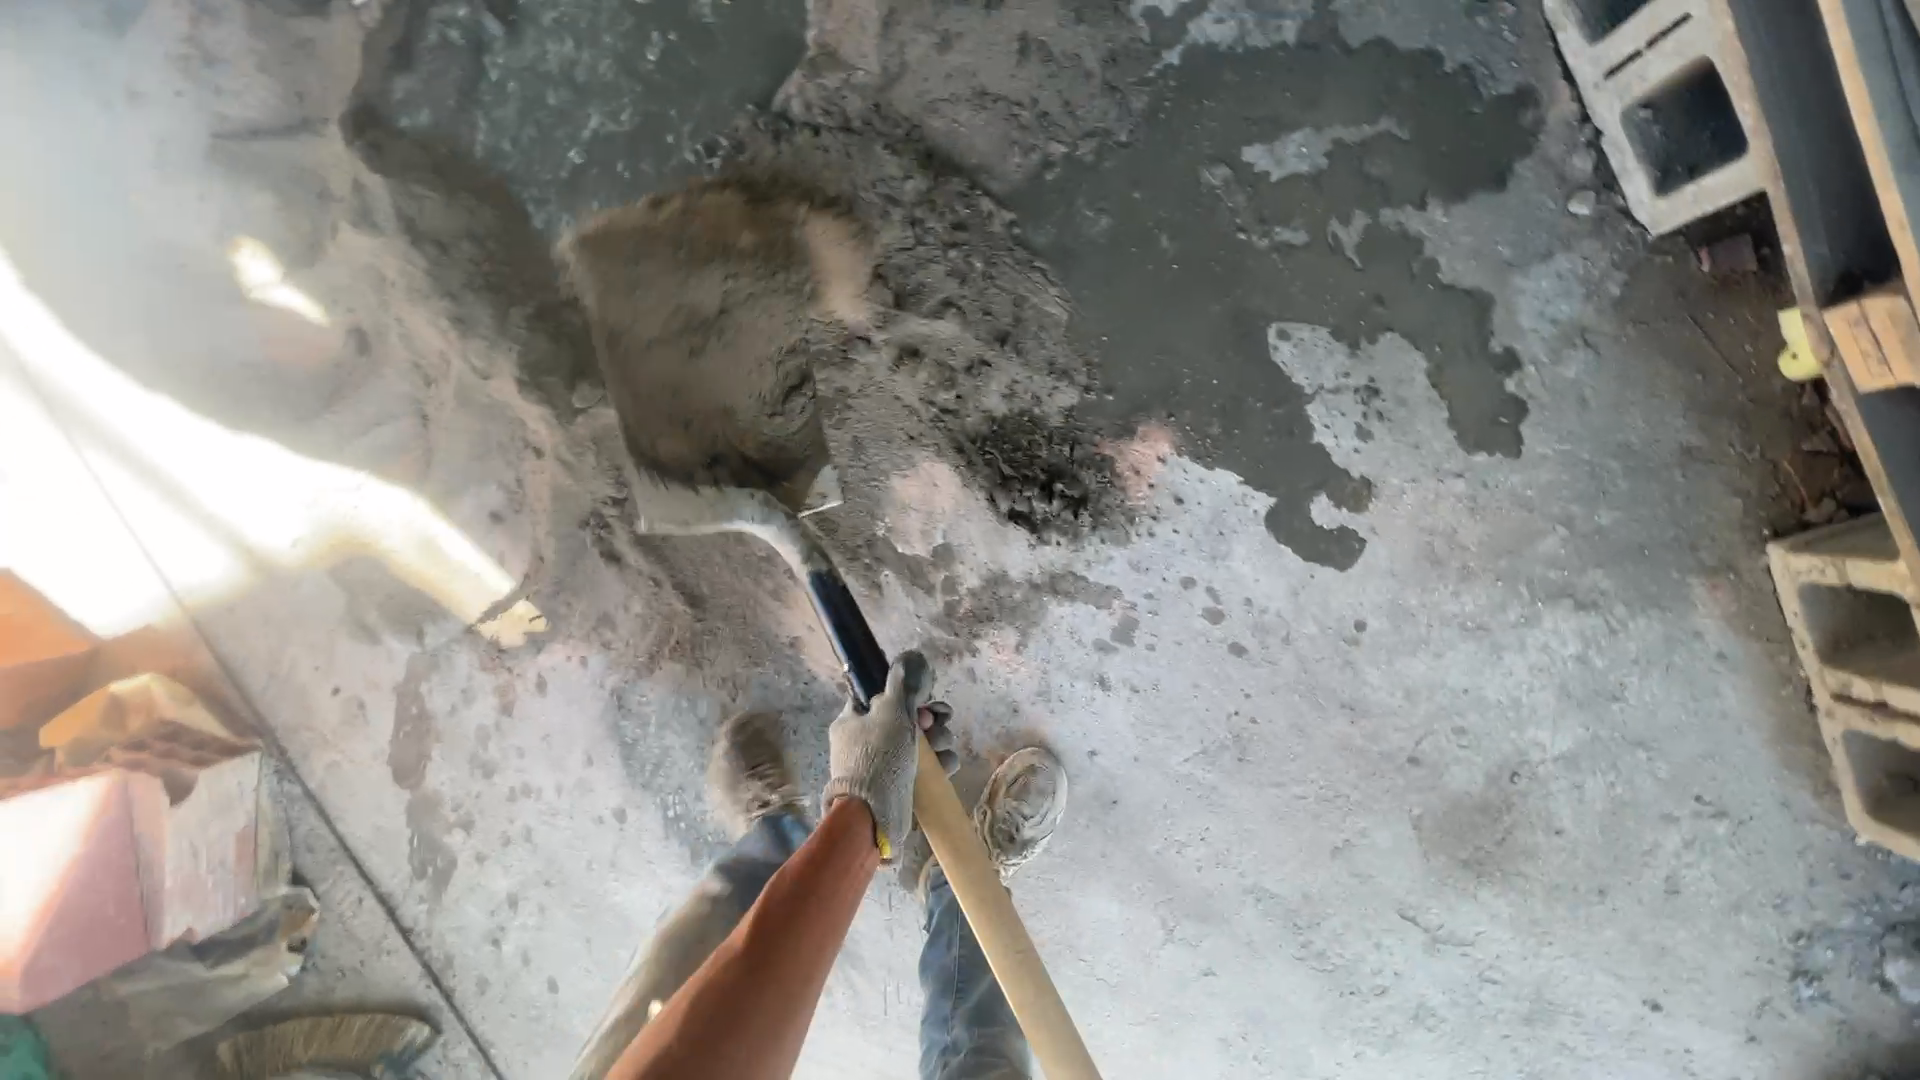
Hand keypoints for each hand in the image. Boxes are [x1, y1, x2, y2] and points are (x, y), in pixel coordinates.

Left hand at [823, 652, 954, 861]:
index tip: (922, 697)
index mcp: (854, 719)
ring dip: (938, 739)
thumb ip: (903, 685)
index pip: (882, 694)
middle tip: (933, 723)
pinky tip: (945, 765)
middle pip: (908, 716)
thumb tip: (910, 658)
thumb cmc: (877, 757)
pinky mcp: (902, 783)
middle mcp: (867, 739)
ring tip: (941, 747)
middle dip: (929, 718)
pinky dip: (939, 763)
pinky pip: (927, 765)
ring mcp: (885, 762)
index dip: (906, 692)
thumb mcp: (891, 712)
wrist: (874, 814)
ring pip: (922, 740)